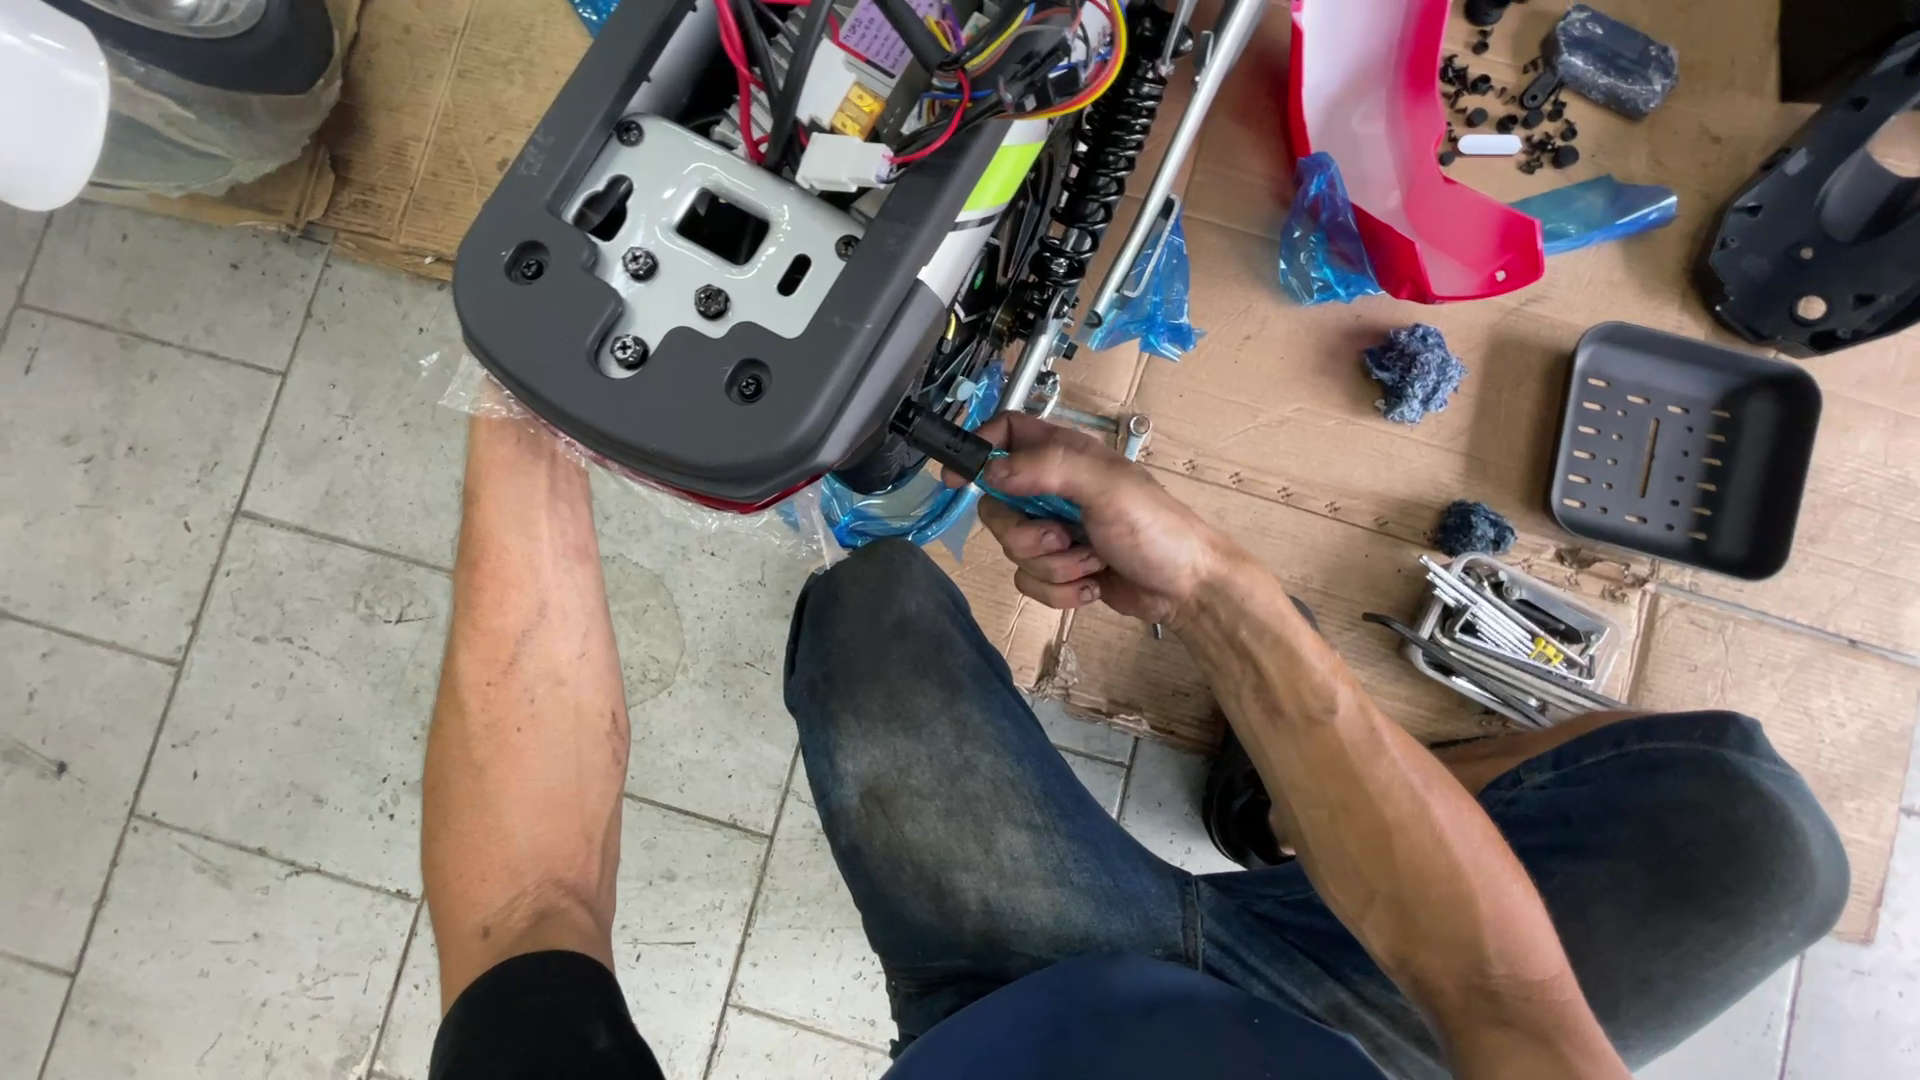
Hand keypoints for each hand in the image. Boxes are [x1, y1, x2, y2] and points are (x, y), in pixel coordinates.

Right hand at [945, 412, 1234, 626]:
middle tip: (1061, 538)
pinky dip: (1060, 590)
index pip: (1007, 433)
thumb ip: (1048, 468)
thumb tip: (992, 471)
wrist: (1187, 589)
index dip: (978, 448)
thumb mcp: (1106, 486)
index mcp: (1065, 457)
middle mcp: (1053, 491)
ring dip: (1053, 566)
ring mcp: (1054, 532)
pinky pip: (1030, 582)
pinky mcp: (1060, 570)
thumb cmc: (1155, 527)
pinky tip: (1092, 585)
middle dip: (1024, 533)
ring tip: (1091, 564)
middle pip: (997, 505)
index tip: (957, 477)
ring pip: (1013, 550)